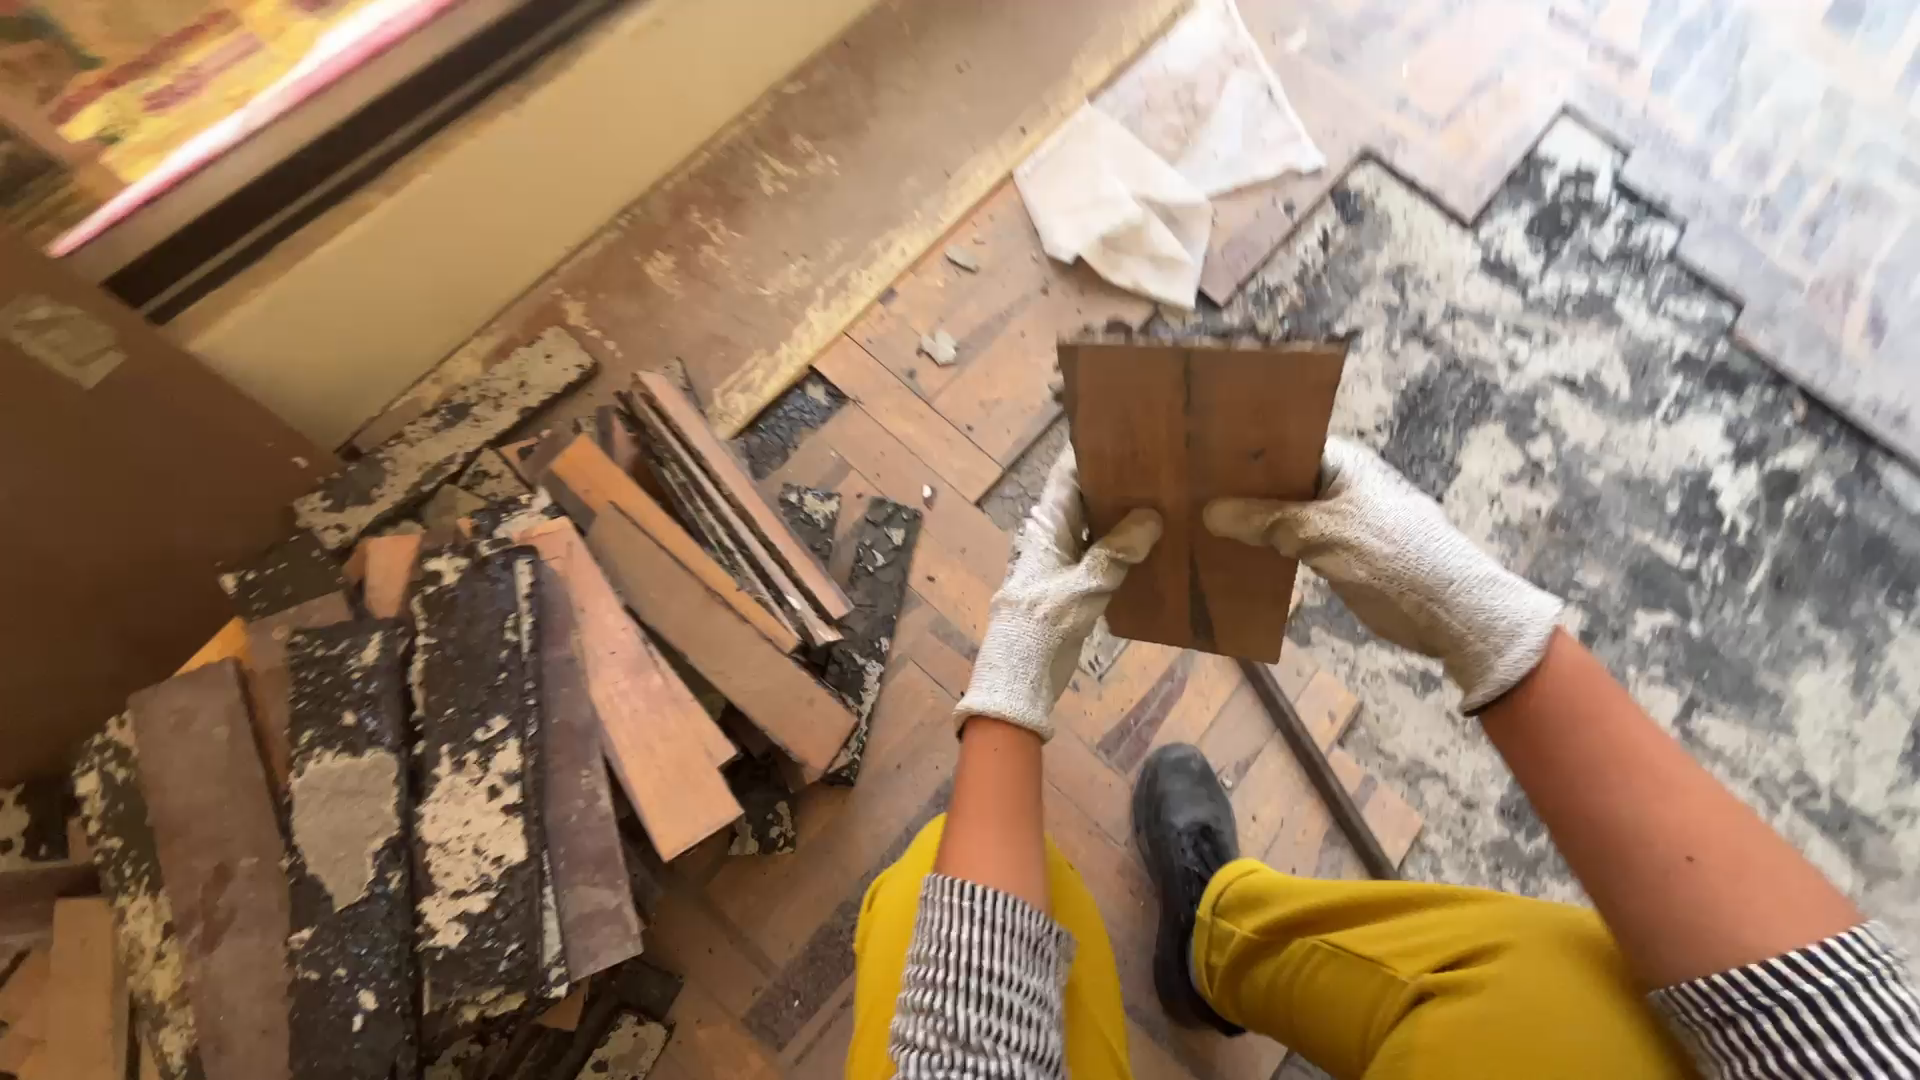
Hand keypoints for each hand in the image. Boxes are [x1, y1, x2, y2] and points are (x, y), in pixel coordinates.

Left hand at [956, 447, 1161, 740]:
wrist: (1020, 676)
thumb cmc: (1040, 626)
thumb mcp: (1081, 589)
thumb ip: (1115, 554)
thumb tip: (1152, 516)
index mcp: (1047, 524)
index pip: (1067, 471)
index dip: (1092, 446)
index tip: (1127, 424)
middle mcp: (1055, 532)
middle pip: (1087, 492)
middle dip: (1118, 474)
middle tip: (1166, 456)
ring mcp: (1065, 556)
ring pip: (1097, 520)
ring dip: (1125, 508)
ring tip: (1171, 488)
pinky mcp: (1076, 579)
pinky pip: (1104, 548)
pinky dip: (1126, 540)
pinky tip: (1159, 536)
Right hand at [1204, 437, 1562, 711]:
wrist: (1453, 615)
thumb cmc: (1395, 559)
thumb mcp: (1326, 534)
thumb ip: (1268, 521)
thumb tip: (1208, 511)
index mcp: (1342, 462)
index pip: (1281, 442)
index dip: (1241, 450)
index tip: (1197, 457)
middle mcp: (1336, 482)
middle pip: (1275, 478)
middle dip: (1236, 487)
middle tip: (1184, 490)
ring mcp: (1334, 518)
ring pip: (1278, 511)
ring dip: (1246, 518)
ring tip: (1193, 517)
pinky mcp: (1331, 550)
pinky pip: (1286, 538)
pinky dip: (1261, 543)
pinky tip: (1226, 549)